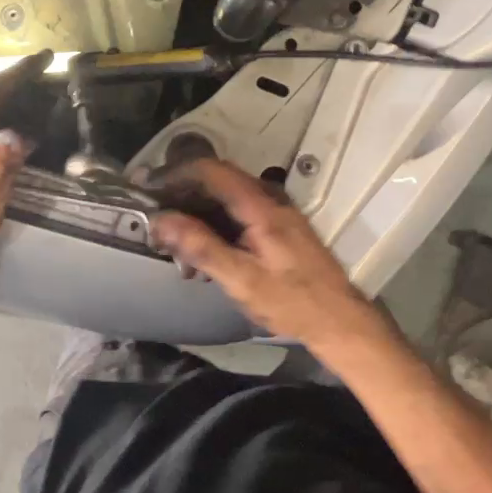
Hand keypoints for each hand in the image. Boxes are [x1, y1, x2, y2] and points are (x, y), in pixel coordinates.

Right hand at [150, 159, 383, 349]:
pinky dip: (215, 226)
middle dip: (183, 197)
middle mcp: (269, 199)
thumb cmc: (292, 302)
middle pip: (217, 181)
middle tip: (157, 221)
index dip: (176, 174)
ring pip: (226, 199)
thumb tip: (162, 220)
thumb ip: (202, 247)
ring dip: (198, 215)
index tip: (150, 189)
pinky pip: (238, 214)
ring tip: (176, 247)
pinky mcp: (279, 228)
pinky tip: (204, 256)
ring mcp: (276, 212)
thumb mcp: (241, 280)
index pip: (211, 170)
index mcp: (261, 206)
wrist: (341, 322)